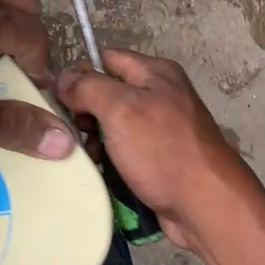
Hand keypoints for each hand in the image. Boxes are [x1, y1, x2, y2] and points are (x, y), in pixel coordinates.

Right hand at [56, 49, 264, 250]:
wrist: (205, 205)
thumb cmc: (163, 149)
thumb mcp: (121, 108)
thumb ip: (89, 87)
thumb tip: (64, 79)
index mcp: (156, 73)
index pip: (107, 59)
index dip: (81, 74)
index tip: (59, 100)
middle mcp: (160, 95)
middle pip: (108, 94)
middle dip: (86, 113)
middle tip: (74, 135)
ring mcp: (161, 129)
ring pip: (113, 127)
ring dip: (96, 142)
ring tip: (87, 158)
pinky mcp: (159, 159)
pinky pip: (125, 152)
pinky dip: (110, 161)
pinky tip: (101, 173)